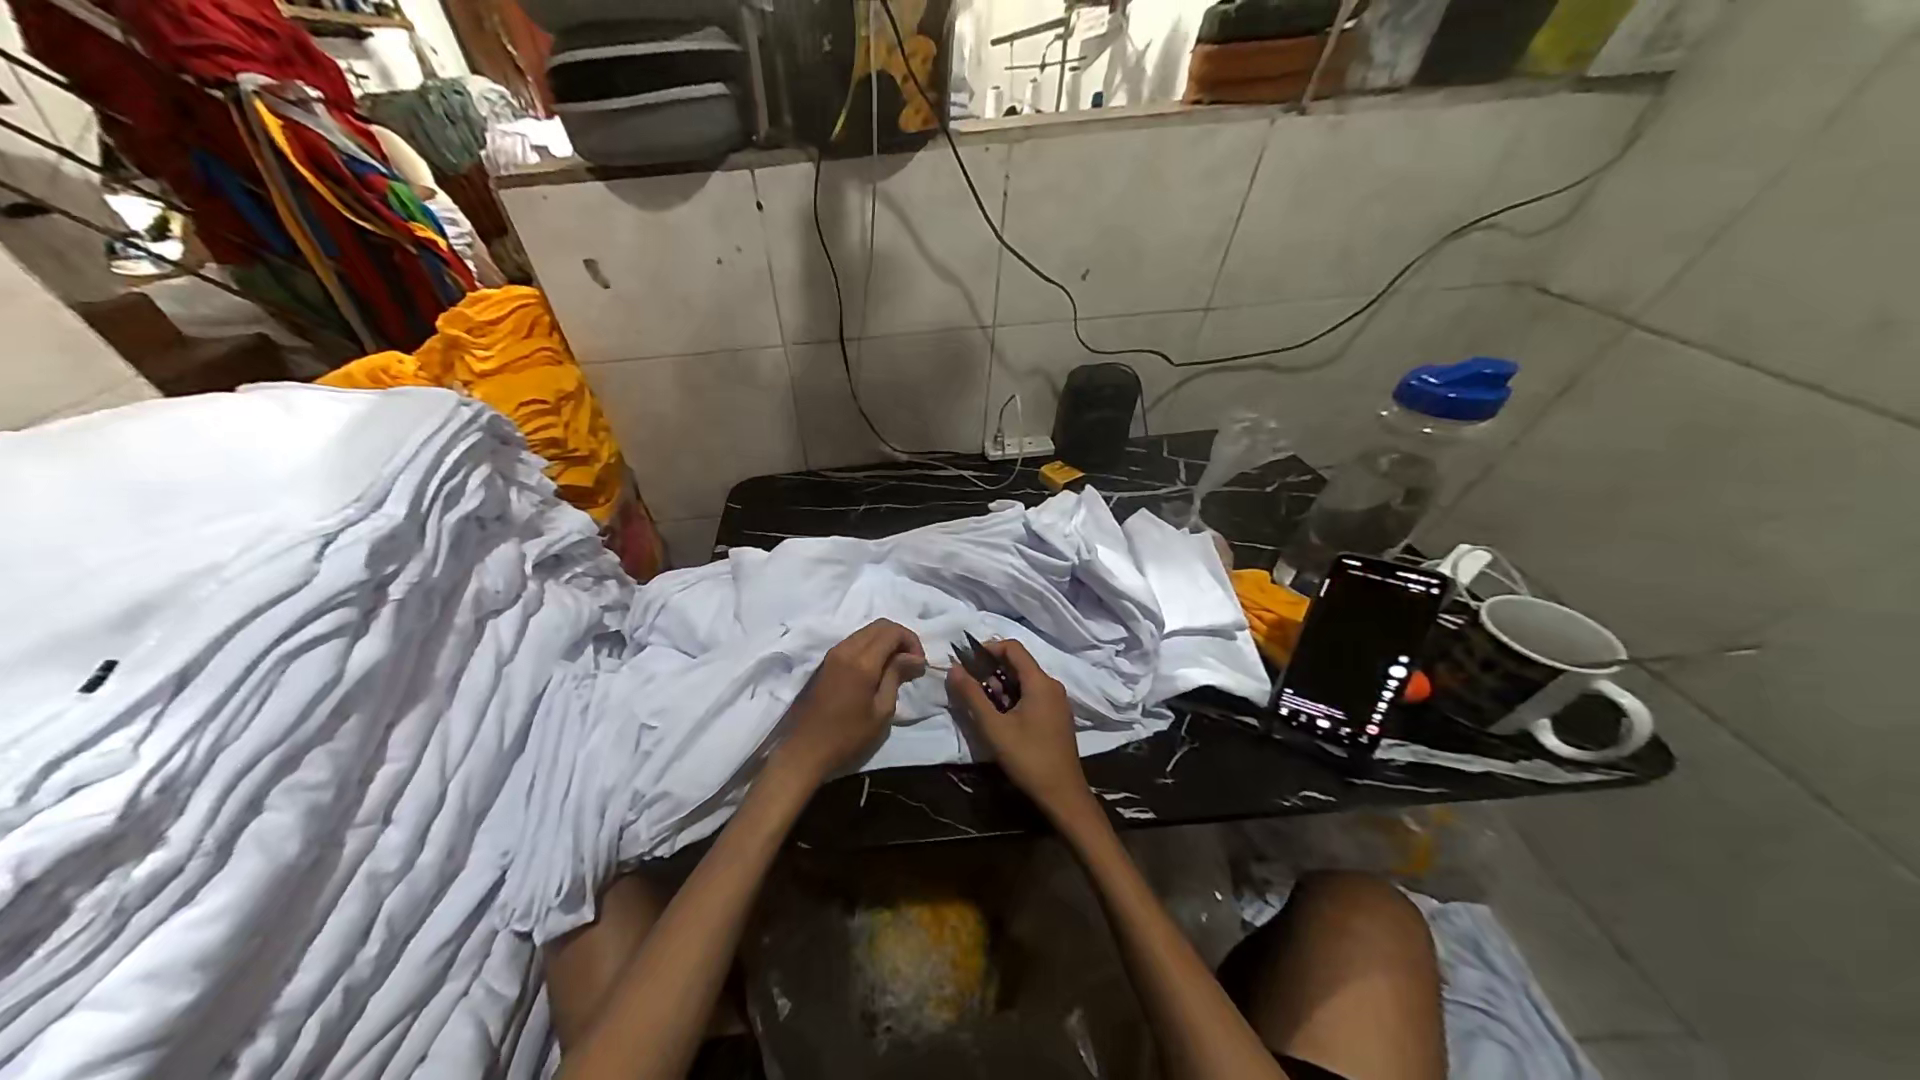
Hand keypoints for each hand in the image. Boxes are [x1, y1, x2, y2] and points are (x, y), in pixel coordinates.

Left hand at [777, 619, 925, 780]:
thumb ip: (896, 676)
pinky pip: (853, 643)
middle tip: (910, 663)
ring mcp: (832, 655)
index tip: (919, 664)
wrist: (804, 751)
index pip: (892, 631)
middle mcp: (845, 649)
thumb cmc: (848, 736)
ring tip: (895, 668)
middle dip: (900, 638)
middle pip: (879, 625)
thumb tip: (914, 657)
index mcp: (861, 661)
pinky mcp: (825, 663)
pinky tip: (876, 671)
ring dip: (884, 642)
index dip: (911, 641)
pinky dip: (870, 648)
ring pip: (865, 632)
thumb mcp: (881, 711)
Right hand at [946, 639, 1092, 820]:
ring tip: (980, 702)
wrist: (1062, 793)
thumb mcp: (993, 727)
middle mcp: (1052, 685)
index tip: (966, 661)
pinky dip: (1013, 697)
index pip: (1013, 648)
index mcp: (1040, 682)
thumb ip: (972, 695)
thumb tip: (954, 669)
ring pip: (1024, 681)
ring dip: (1001, 685)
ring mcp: (1056, 701)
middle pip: (1019, 664)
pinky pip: (1032, 694)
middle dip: (991, 669)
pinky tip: (999, 715)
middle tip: (969, 685)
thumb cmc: (1027, 757)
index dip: (988, 648)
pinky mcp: (1056, 716)